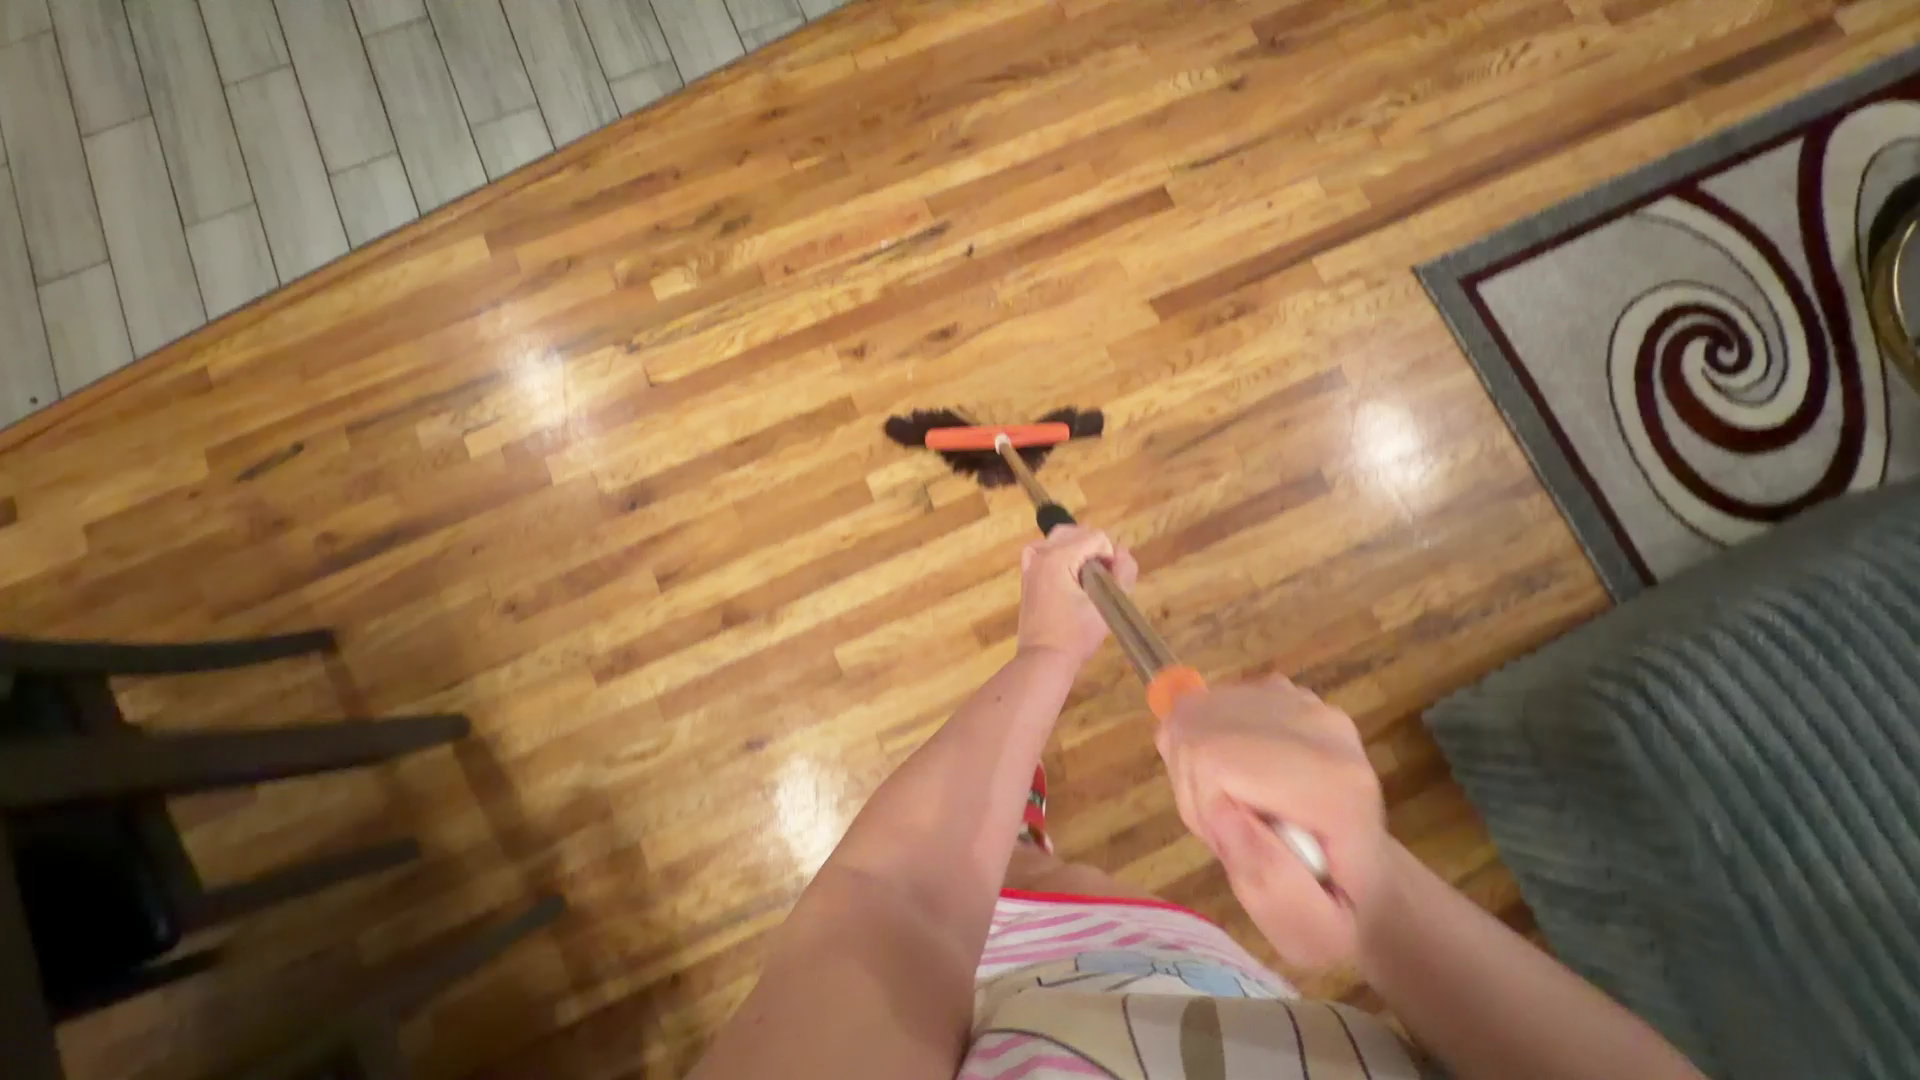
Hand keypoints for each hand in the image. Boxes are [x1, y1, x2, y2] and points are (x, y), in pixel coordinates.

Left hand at [1017, 526, 1138, 665]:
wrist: (1044, 658)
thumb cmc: (1077, 635)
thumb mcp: (1108, 604)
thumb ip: (1122, 574)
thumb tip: (1122, 551)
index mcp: (1058, 557)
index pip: (1096, 537)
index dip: (1110, 556)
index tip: (1110, 582)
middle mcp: (1041, 555)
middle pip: (1076, 532)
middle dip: (1094, 549)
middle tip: (1102, 578)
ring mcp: (1031, 565)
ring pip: (1058, 538)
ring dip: (1076, 548)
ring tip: (1088, 574)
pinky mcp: (1027, 577)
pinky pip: (1042, 551)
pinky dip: (1056, 554)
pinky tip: (1066, 572)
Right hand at [1154, 678, 1390, 970]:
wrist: (1366, 873)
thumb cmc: (1338, 914)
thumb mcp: (1312, 934)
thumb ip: (1271, 886)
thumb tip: (1225, 812)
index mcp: (1336, 786)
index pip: (1213, 760)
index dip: (1205, 809)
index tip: (1237, 846)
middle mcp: (1320, 725)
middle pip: (1199, 731)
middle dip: (1194, 789)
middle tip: (1231, 832)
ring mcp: (1298, 699)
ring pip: (1194, 716)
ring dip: (1194, 768)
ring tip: (1234, 808)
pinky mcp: (1278, 688)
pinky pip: (1203, 708)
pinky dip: (1200, 746)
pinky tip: (1234, 776)